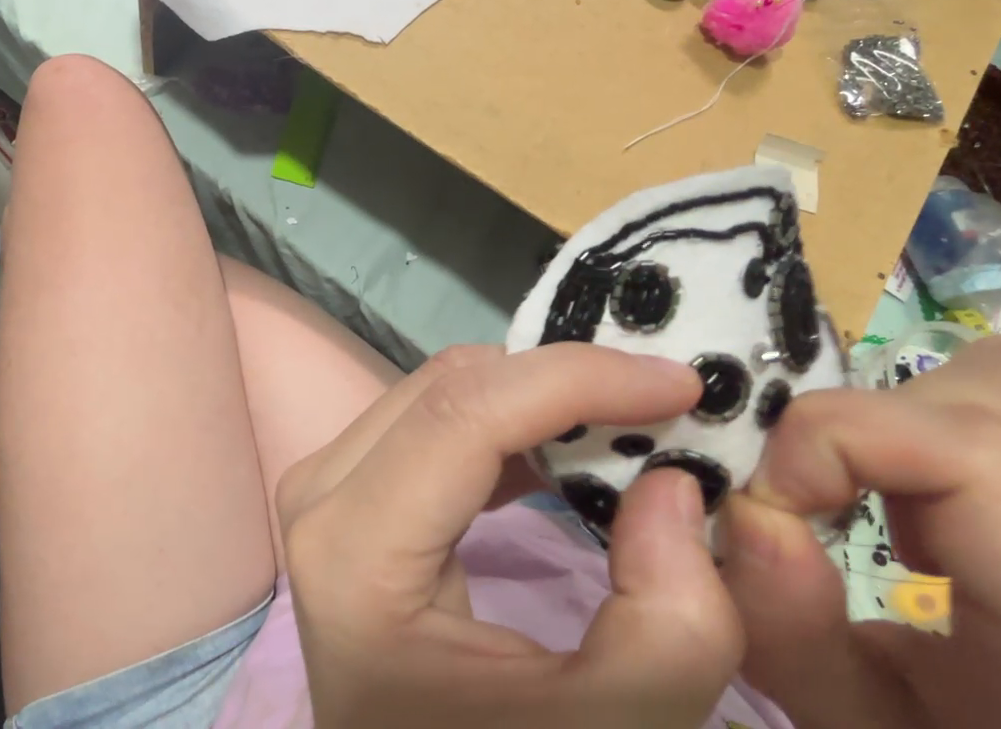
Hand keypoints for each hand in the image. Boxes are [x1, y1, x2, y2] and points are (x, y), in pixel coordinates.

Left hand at [277, 343, 744, 727]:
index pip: (464, 413)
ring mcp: (323, 487)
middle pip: (449, 390)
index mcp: (355, 554)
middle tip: (671, 402)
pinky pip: (431, 424)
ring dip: (541, 395)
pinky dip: (510, 422)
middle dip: (566, 377)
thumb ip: (669, 622)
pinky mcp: (345, 492)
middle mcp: (320, 496)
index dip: (576, 378)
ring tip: (637, 421)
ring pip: (440, 394)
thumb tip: (670, 482)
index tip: (681, 382)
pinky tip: (574, 447)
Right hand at [722, 336, 1000, 728]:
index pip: (973, 453)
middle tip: (842, 503)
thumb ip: (792, 629)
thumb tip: (748, 511)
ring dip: (926, 417)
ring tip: (905, 508)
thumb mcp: (860, 722)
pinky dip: (965, 426)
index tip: (770, 501)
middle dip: (884, 422)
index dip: (832, 440)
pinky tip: (954, 512)